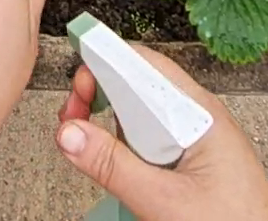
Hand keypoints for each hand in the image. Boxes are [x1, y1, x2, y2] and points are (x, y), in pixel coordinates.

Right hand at [56, 45, 267, 220]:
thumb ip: (114, 167)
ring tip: (88, 147)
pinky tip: (117, 167)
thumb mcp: (166, 204)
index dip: (104, 64)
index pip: (143, 64)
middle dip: (100, 94)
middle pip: (138, 85)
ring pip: (142, 113)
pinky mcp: (195, 165)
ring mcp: (197, 141)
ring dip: (110, 122)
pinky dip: (127, 145)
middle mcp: (198, 117)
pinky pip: (152, 140)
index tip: (75, 88)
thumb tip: (68, 132)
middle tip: (72, 121)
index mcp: (199, 113)